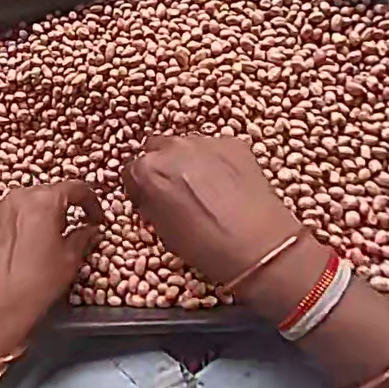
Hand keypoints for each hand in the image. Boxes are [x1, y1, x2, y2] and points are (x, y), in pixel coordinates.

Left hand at [0, 182, 102, 359]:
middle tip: (76, 228)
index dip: (91, 201)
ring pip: (26, 204)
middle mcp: (16, 198)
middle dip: (64, 208)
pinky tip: (26, 247)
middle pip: (47, 193)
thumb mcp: (68, 261)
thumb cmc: (33, 286)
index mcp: (42, 201)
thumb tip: (89, 230)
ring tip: (50, 239)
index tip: (96, 216)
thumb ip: (82, 238)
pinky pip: (8, 217)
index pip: (74, 188)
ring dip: (41, 215)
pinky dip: (21, 225)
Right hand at [122, 135, 307, 288]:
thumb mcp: (161, 229)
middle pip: (156, 150)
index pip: (131, 170)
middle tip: (174, 190)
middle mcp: (172, 147)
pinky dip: (215, 161)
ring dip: (188, 161)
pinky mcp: (233, 143)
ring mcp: (204, 142)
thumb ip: (150, 202)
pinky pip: (214, 148)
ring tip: (204, 188)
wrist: (256, 245)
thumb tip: (152, 195)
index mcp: (148, 169)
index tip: (148, 198)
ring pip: (186, 146)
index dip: (139, 187)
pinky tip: (225, 184)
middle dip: (162, 167)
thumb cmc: (204, 244)